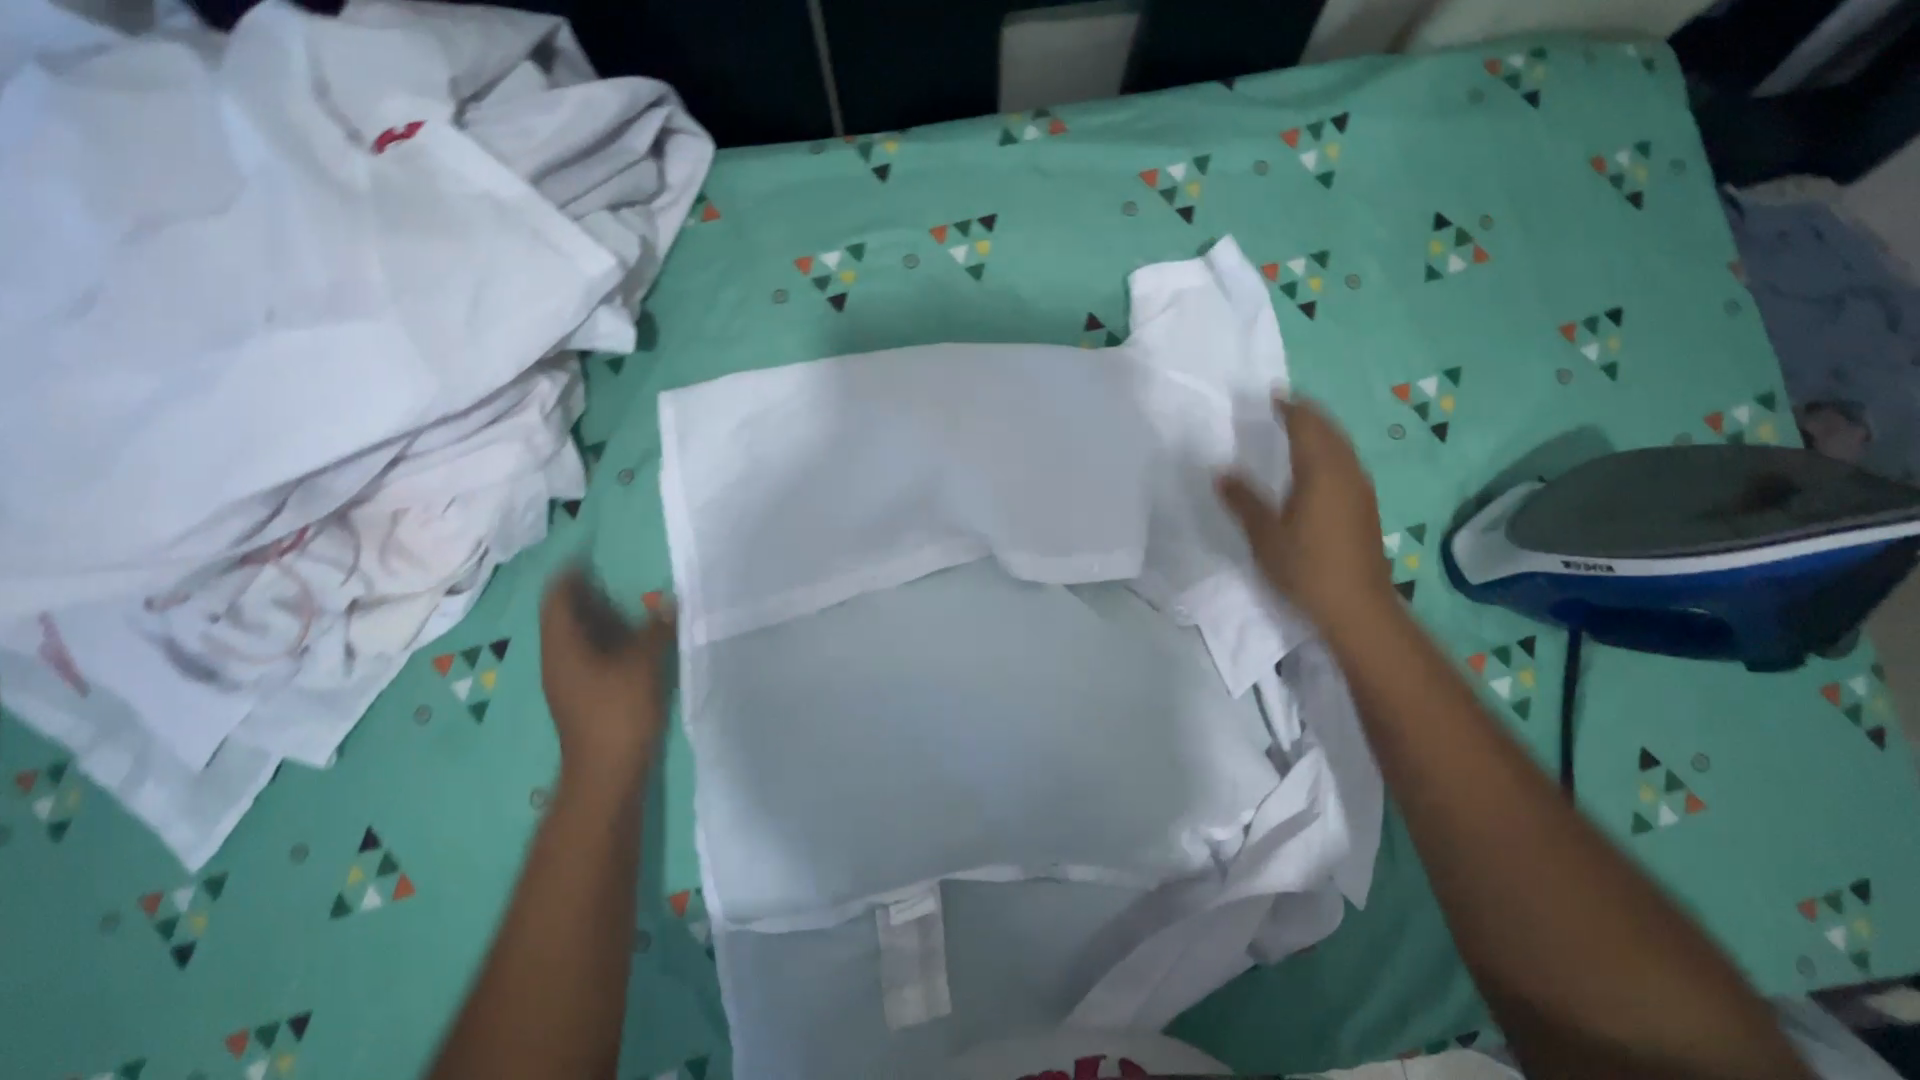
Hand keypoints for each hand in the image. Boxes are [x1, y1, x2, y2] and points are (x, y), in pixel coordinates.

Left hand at [538, 568, 674, 794]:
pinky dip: (609, 642)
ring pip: (580, 638)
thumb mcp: (643, 666)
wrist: (606, 774)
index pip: (557, 597)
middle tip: (622, 576)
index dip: (572, 573)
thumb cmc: (618, 713)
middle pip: (566, 616)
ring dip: (603, 620)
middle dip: (591, 595)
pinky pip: (591, 657)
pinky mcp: (583, 697)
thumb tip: (670, 603)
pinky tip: (636, 643)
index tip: (594, 554)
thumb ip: (655, 630)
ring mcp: (568, 681)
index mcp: (561, 646)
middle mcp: (557, 659)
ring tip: (635, 605)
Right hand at [1217, 396, 1396, 629]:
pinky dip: (1329, 453)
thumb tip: (1221, 473)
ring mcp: (1361, 489)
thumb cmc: (1307, 568)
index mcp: (1321, 471)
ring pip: (1342, 447)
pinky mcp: (1366, 507)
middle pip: (1329, 430)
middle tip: (1283, 407)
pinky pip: (1346, 464)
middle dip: (1307, 415)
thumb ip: (1243, 500)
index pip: (1306, 425)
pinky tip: (1315, 469)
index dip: (1289, 408)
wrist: (1357, 606)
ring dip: (1321, 433)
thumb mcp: (1264, 536)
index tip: (1271, 395)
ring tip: (1297, 431)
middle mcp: (1346, 472)